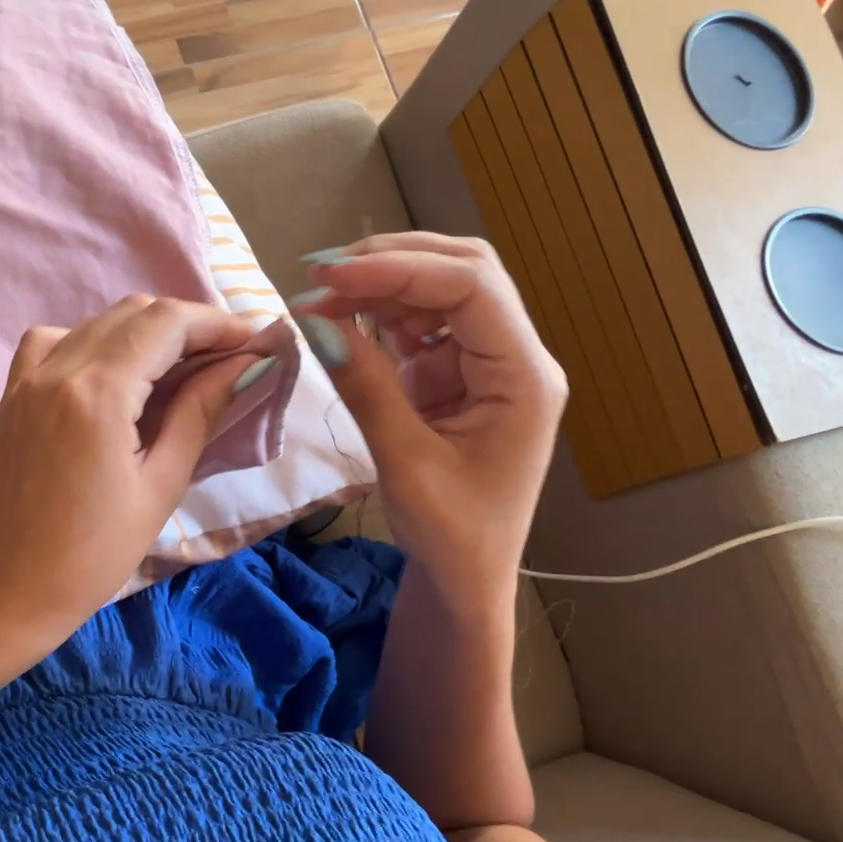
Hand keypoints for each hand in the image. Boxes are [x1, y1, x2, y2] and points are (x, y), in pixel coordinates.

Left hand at [0, 295, 269, 641]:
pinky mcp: (12, 393)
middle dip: (187, 326)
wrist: (20, 585)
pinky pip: (54, 340)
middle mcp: (57, 369)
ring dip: (144, 331)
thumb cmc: (99, 551)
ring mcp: (27, 377)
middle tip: (225, 358)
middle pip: (134, 313)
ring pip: (98, 322)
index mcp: (97, 394)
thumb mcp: (162, 485)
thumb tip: (244, 365)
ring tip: (179, 366)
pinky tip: (112, 372)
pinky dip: (92, 340)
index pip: (166, 323)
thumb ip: (200, 413)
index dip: (217, 324)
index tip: (252, 342)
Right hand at [290, 233, 567, 612]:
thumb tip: (318, 322)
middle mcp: (516, 358)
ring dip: (383, 288)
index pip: (470, 288)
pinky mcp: (462, 379)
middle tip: (324, 274)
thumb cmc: (450, 535)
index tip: (332, 277)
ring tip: (324, 301)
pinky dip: (384, 319)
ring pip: (443, 294)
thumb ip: (367, 387)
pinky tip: (349, 325)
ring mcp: (489, 366)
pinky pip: (425, 329)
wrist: (466, 578)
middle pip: (465, 273)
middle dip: (394, 263)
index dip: (399, 270)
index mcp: (524, 377)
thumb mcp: (405, 463)